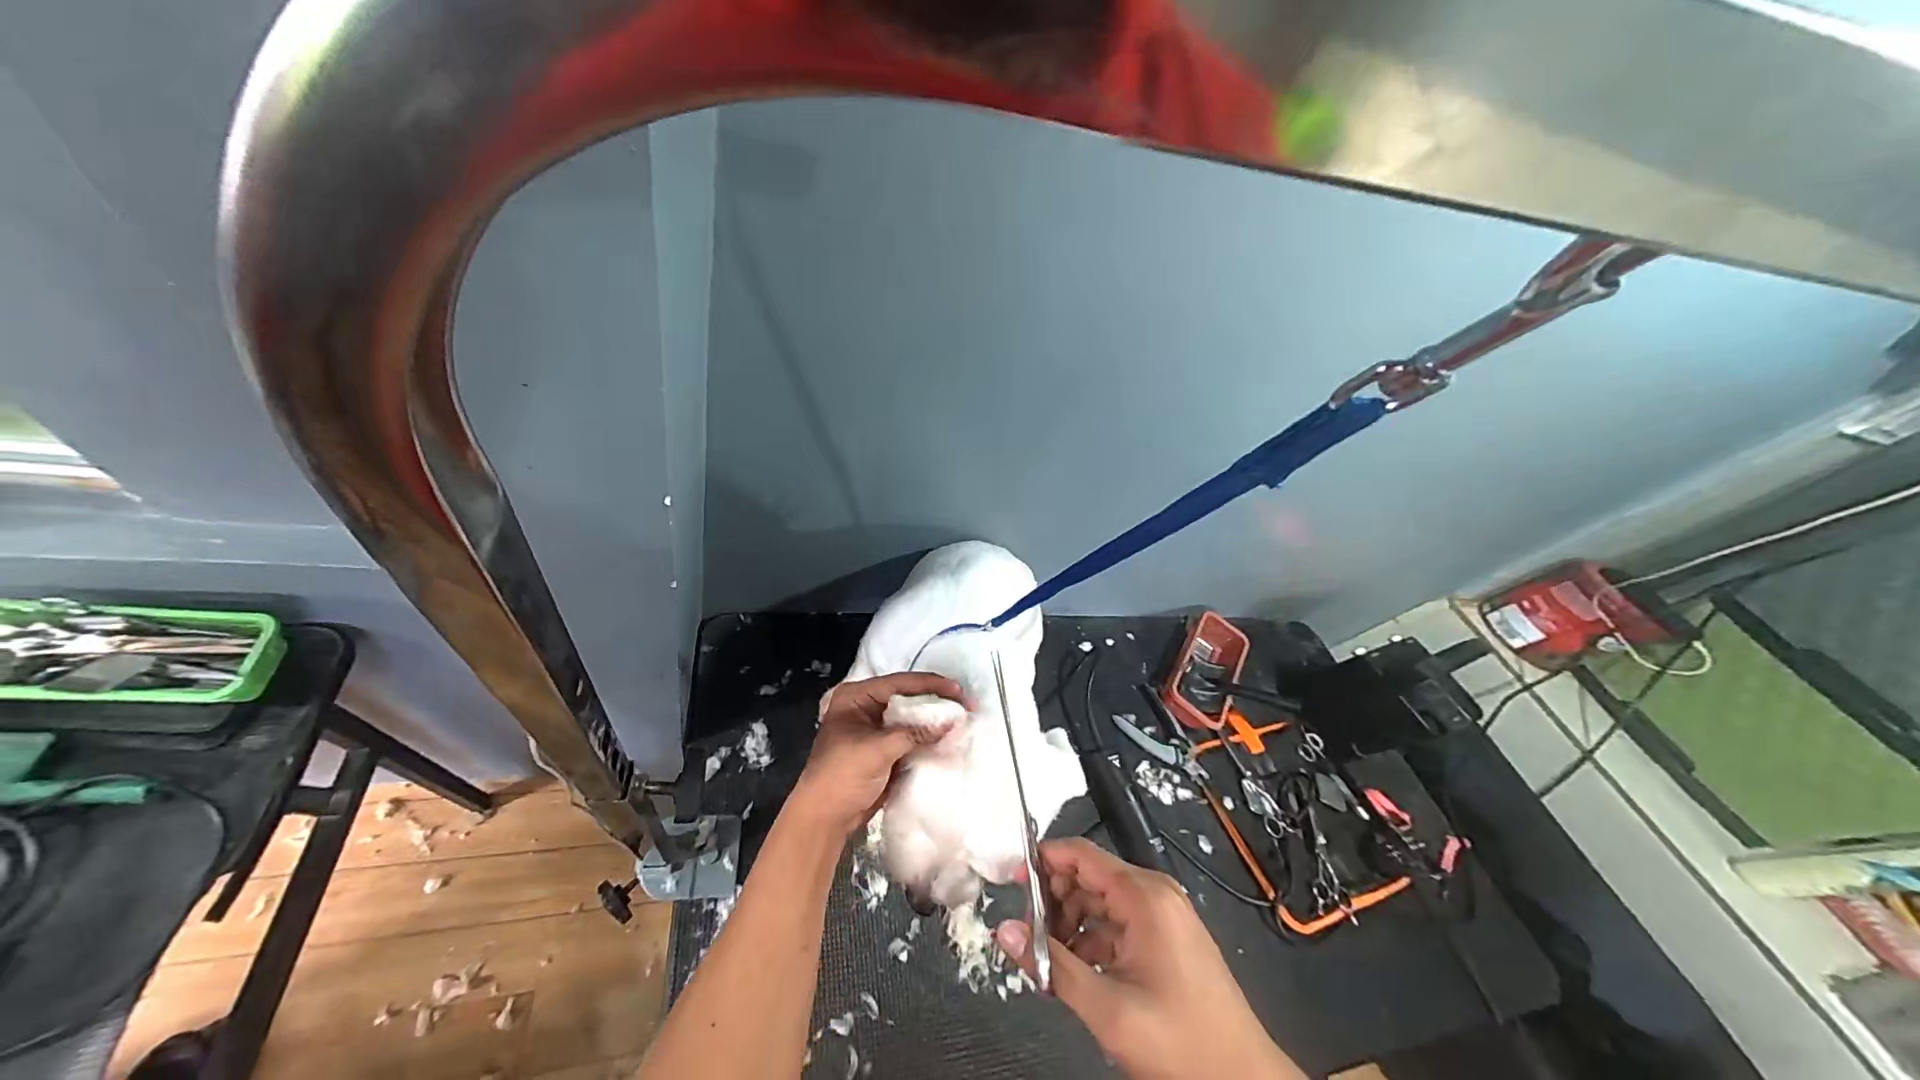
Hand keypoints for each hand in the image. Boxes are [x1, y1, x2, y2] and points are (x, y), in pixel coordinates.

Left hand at [787, 672, 966, 835]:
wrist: (824, 818)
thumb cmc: (842, 775)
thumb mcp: (878, 750)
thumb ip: (916, 732)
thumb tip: (953, 720)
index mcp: (856, 697)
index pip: (900, 683)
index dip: (931, 685)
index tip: (959, 691)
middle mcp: (866, 707)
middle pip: (907, 697)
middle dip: (936, 701)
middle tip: (966, 704)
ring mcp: (875, 729)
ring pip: (911, 718)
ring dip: (934, 720)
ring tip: (963, 719)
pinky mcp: (884, 750)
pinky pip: (911, 737)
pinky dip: (928, 738)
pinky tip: (948, 738)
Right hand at [994, 839, 1303, 1079]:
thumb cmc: (1180, 1042)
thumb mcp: (1107, 1007)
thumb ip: (1052, 965)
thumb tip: (1004, 931)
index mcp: (1144, 896)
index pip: (1080, 853)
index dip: (1042, 862)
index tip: (1012, 884)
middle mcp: (1155, 894)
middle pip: (1089, 876)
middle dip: (1054, 900)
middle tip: (1029, 935)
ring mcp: (1164, 915)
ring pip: (1100, 901)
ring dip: (1070, 923)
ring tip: (1050, 959)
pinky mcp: (1167, 938)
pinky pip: (1118, 923)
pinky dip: (1092, 939)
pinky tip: (1077, 970)